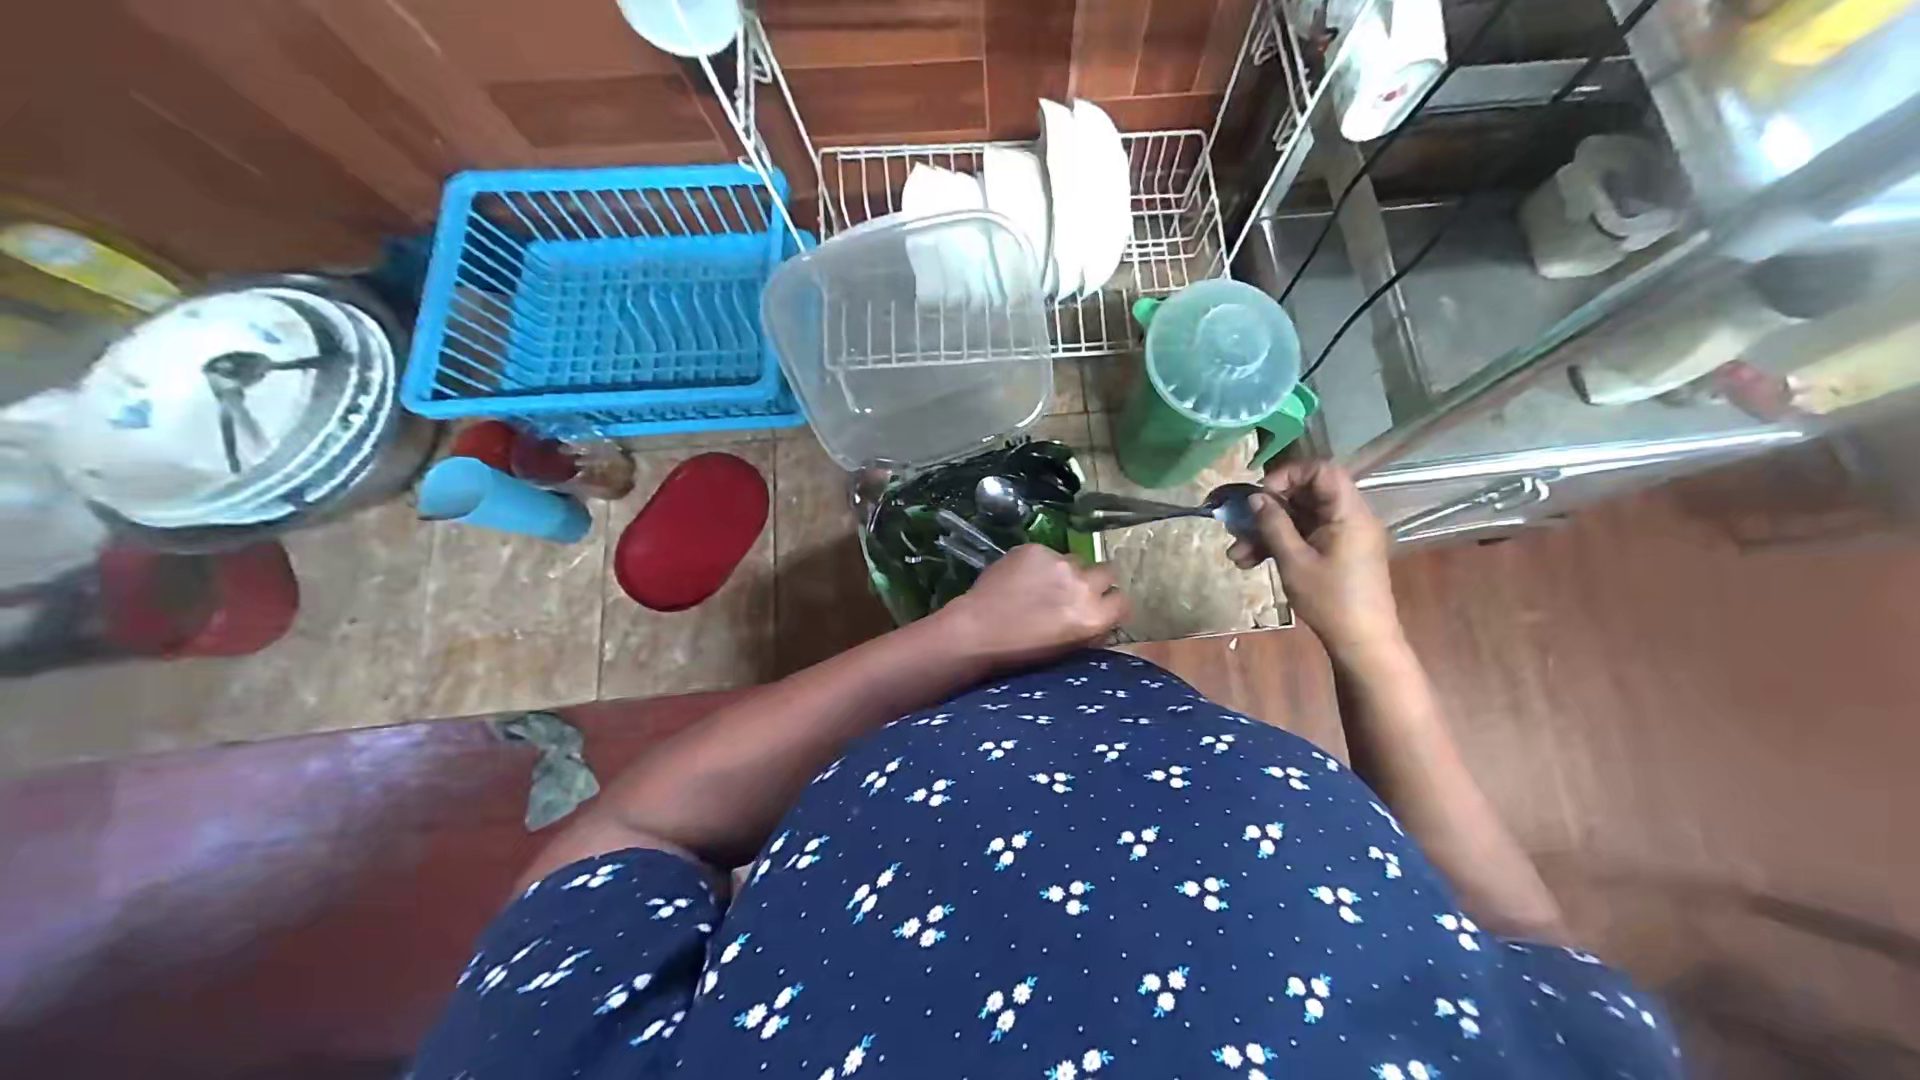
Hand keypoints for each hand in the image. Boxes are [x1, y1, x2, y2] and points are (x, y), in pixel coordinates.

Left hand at [933, 545, 1129, 668]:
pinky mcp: (1035, 549)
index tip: (1099, 606)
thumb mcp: (1068, 649)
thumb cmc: (1021, 652)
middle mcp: (1083, 585)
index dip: (1110, 603)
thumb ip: (1091, 628)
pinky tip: (1020, 578)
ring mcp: (1059, 563)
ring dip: (1065, 570)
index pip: (1123, 601)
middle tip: (1072, 591)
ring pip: (1075, 560)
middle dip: (1094, 580)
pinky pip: (1046, 553)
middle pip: (1106, 572)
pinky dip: (1037, 563)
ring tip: (1041, 585)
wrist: (977, 631)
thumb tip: (1102, 617)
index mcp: (1094, 616)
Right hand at [1226, 461, 1401, 654]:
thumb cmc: (1330, 599)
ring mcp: (1341, 536)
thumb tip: (1256, 497)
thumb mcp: (1294, 561)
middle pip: (1305, 496)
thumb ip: (1274, 525)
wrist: (1362, 641)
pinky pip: (1304, 536)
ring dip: (1265, 532)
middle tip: (1238, 527)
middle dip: (1267, 510)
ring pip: (1298, 519)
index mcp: (1348, 513)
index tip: (1261, 494)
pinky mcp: (1335, 552)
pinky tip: (1250, 563)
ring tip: (1237, 556)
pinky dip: (1278, 545)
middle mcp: (1348, 518)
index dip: (1288, 474)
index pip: (1322, 471)